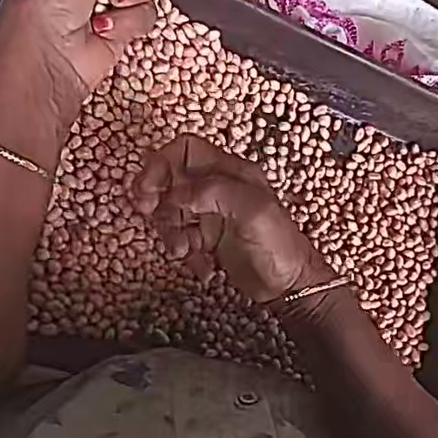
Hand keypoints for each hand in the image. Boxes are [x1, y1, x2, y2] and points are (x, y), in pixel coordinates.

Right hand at [130, 134, 332, 303]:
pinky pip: (180, 237)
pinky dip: (182, 250)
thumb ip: (214, 192)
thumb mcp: (253, 211)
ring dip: (169, 230)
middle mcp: (219, 189)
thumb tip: (176, 194)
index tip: (148, 187)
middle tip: (149, 212)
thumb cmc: (280, 247)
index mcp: (232, 172)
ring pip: (171, 211)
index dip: (161, 163)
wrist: (289, 287)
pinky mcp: (209, 239)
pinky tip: (199, 264)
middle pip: (171, 179)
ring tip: (182, 250)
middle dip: (156, 197)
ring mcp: (212, 214)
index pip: (186, 150)